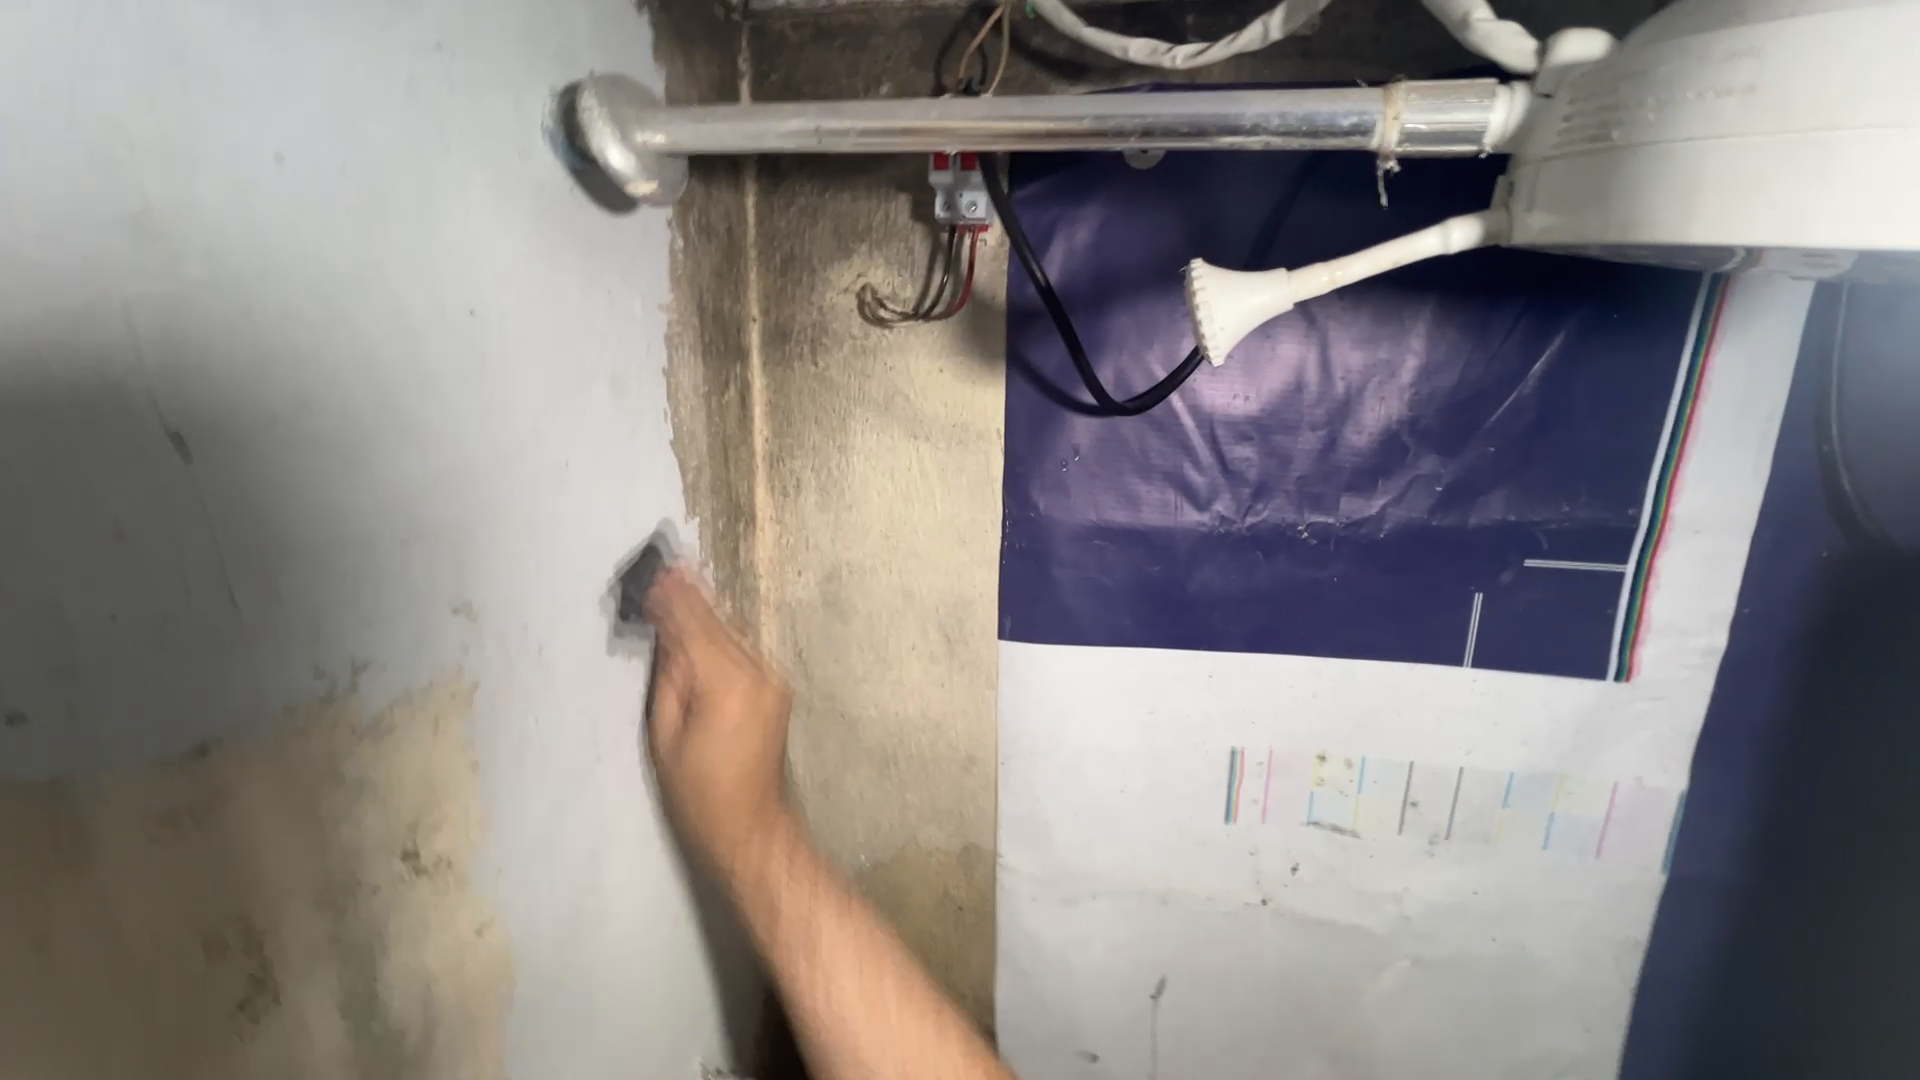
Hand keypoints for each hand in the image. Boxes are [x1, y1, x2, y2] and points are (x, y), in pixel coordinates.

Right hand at [645, 565, 795, 884]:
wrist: (751, 824)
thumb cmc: (697, 792)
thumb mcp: (666, 735)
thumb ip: (670, 676)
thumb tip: (668, 632)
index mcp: (727, 683)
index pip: (695, 627)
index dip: (674, 599)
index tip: (657, 571)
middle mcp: (758, 671)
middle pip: (718, 623)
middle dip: (690, 596)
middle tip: (668, 565)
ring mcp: (773, 679)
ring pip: (733, 633)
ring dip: (707, 611)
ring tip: (682, 581)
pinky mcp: (777, 687)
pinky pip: (744, 650)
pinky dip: (722, 633)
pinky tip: (705, 619)